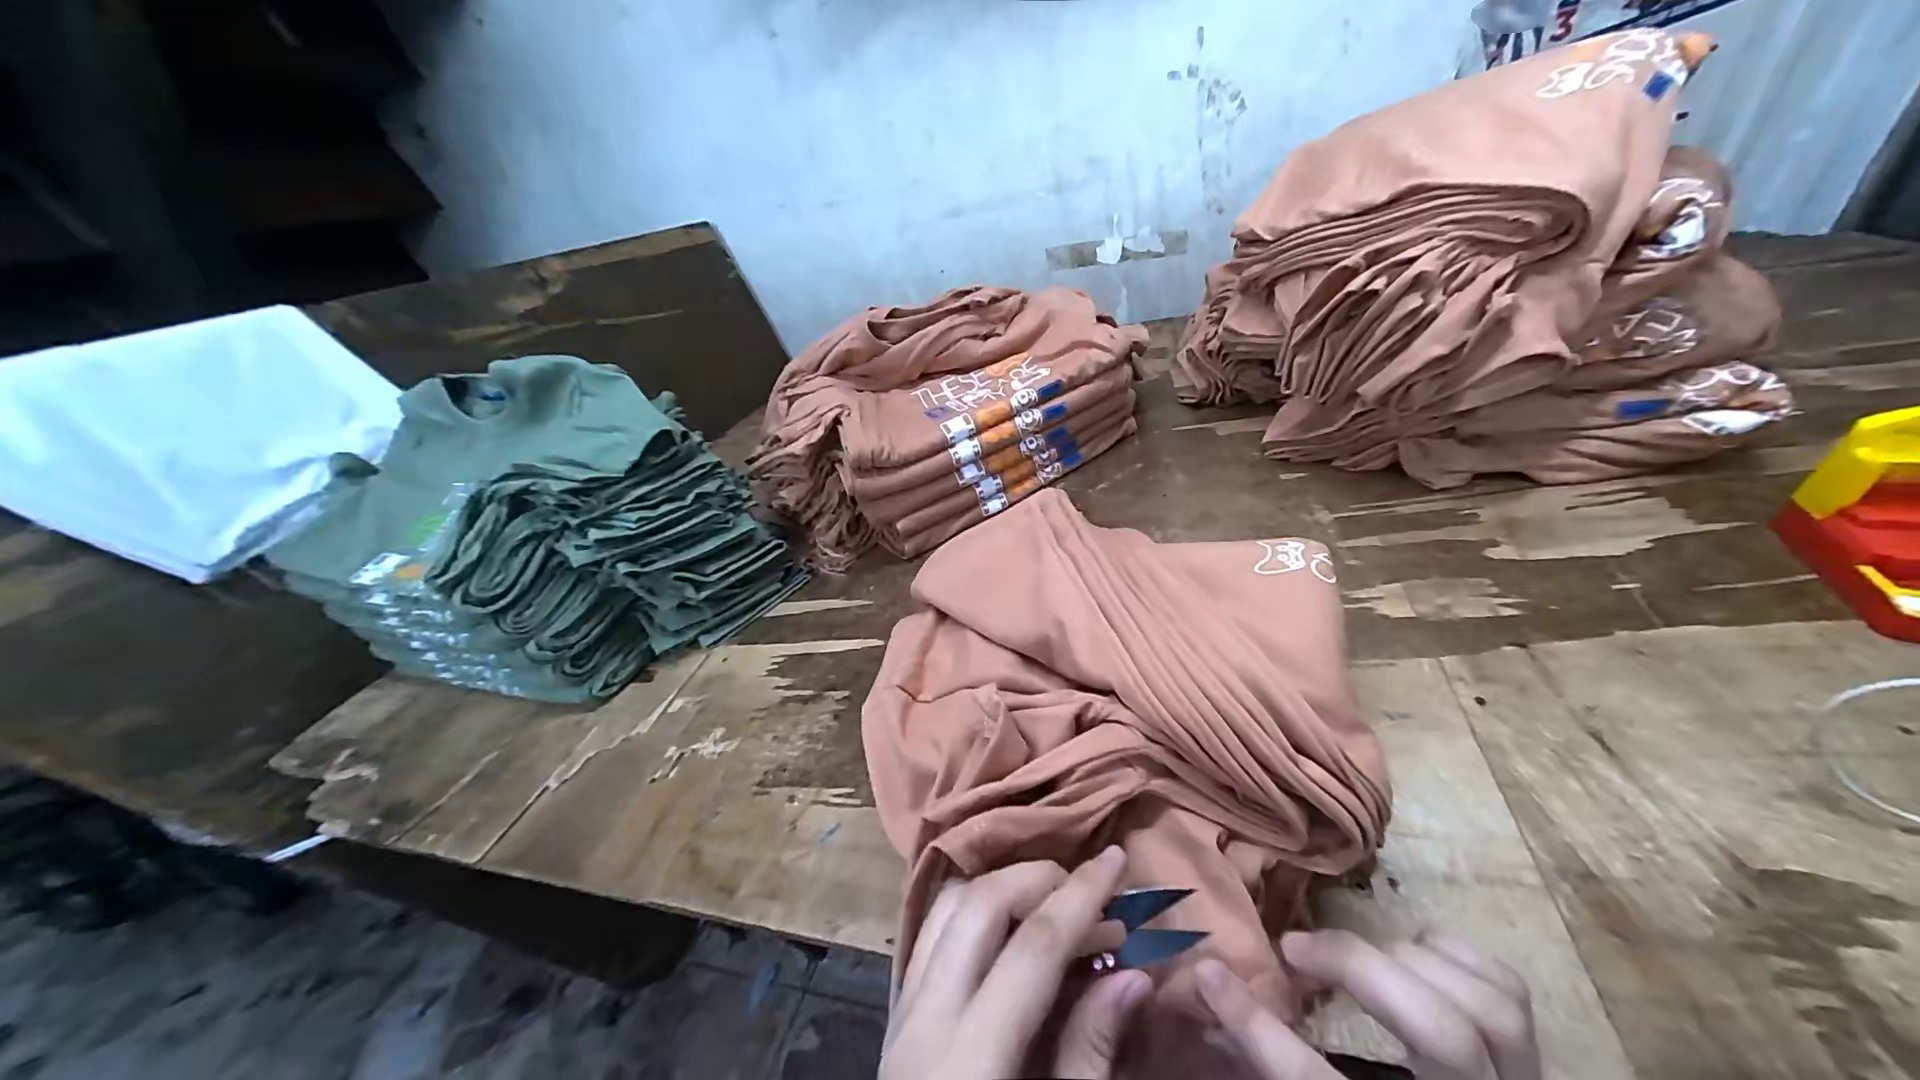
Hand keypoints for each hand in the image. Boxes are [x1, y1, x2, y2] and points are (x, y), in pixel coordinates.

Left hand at [880, 847, 1154, 1079]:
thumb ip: (1090, 1054)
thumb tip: (1133, 974)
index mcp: (969, 1056)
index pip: (1031, 945)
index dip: (1080, 896)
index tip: (1117, 859)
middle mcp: (925, 1017)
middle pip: (980, 906)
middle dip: (1039, 880)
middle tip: (1092, 890)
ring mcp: (902, 1010)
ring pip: (947, 907)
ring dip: (1004, 886)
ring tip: (1055, 896)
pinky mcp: (898, 1013)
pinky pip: (932, 931)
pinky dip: (973, 905)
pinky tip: (1009, 919)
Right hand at [1196, 930, 1539, 1079]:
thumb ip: (1272, 1058)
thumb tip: (1212, 989)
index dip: (1261, 1032)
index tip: (1210, 974)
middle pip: (1440, 1033)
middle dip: (1357, 967)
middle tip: (1296, 949)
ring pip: (1493, 1011)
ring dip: (1413, 961)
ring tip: (1363, 955)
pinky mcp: (1532, 1064)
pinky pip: (1510, 994)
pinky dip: (1456, 958)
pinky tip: (1414, 955)